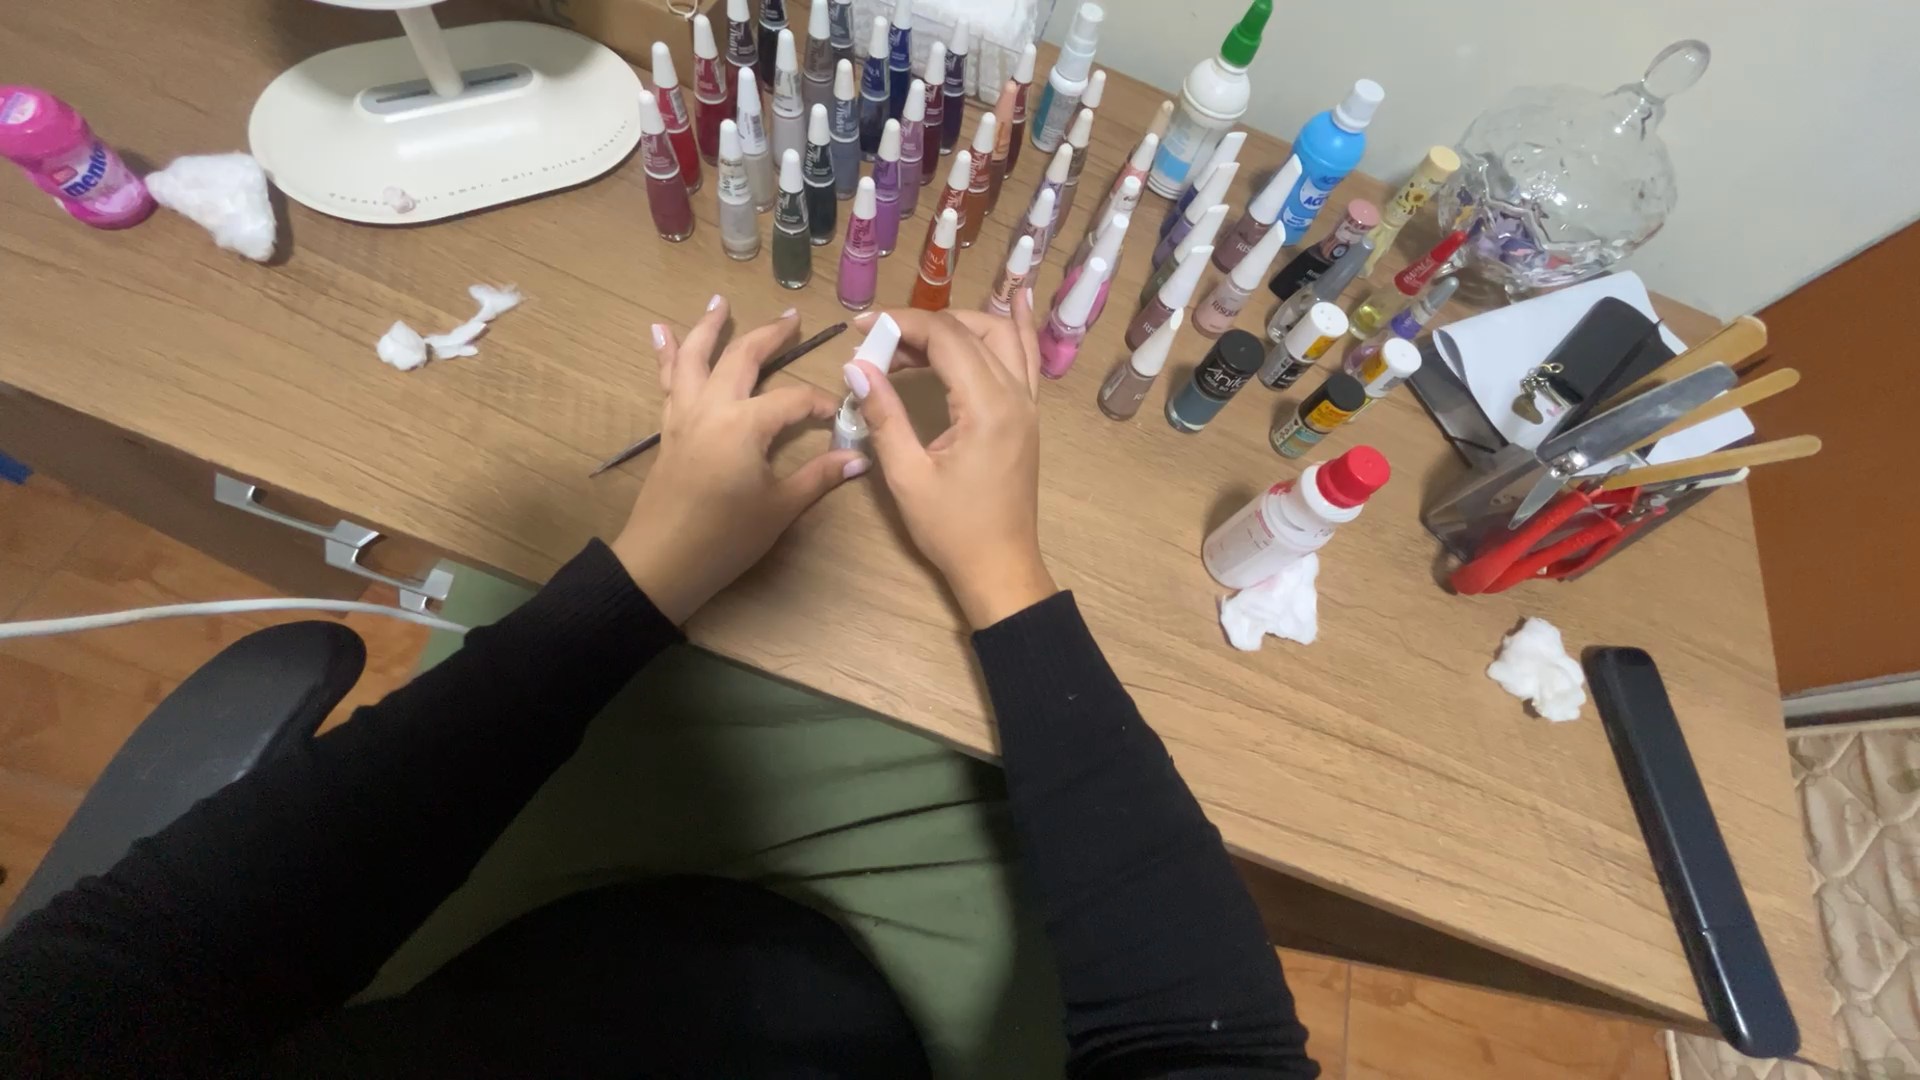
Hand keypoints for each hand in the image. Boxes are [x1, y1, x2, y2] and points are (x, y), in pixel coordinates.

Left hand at [612, 298, 865, 623]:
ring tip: (718, 302)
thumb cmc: (726, 537)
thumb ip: (819, 477)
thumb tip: (860, 458)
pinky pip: (667, 381)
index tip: (840, 415)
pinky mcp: (669, 429)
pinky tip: (659, 333)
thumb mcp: (780, 508)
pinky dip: (666, 354)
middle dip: (770, 335)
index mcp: (744, 424)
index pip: (793, 400)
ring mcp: (685, 415)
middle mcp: (712, 407)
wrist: (663, 562)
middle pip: (742, 357)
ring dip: (708, 327)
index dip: (820, 403)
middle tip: (792, 318)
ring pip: (694, 358)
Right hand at [846, 291, 1056, 628]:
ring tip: (918, 336)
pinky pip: (1027, 359)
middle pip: (974, 329)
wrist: (999, 566)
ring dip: (962, 325)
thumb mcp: (908, 476)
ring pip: (1004, 336)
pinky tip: (1018, 300)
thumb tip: (857, 367)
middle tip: (882, 343)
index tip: (860, 329)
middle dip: (925, 325)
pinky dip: (1015, 329)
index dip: (900, 324)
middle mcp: (1016, 396)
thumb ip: (884, 415)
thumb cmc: (952, 530)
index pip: (946, 337)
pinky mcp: (1028, 417)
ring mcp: (1028, 405)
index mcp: (987, 407)